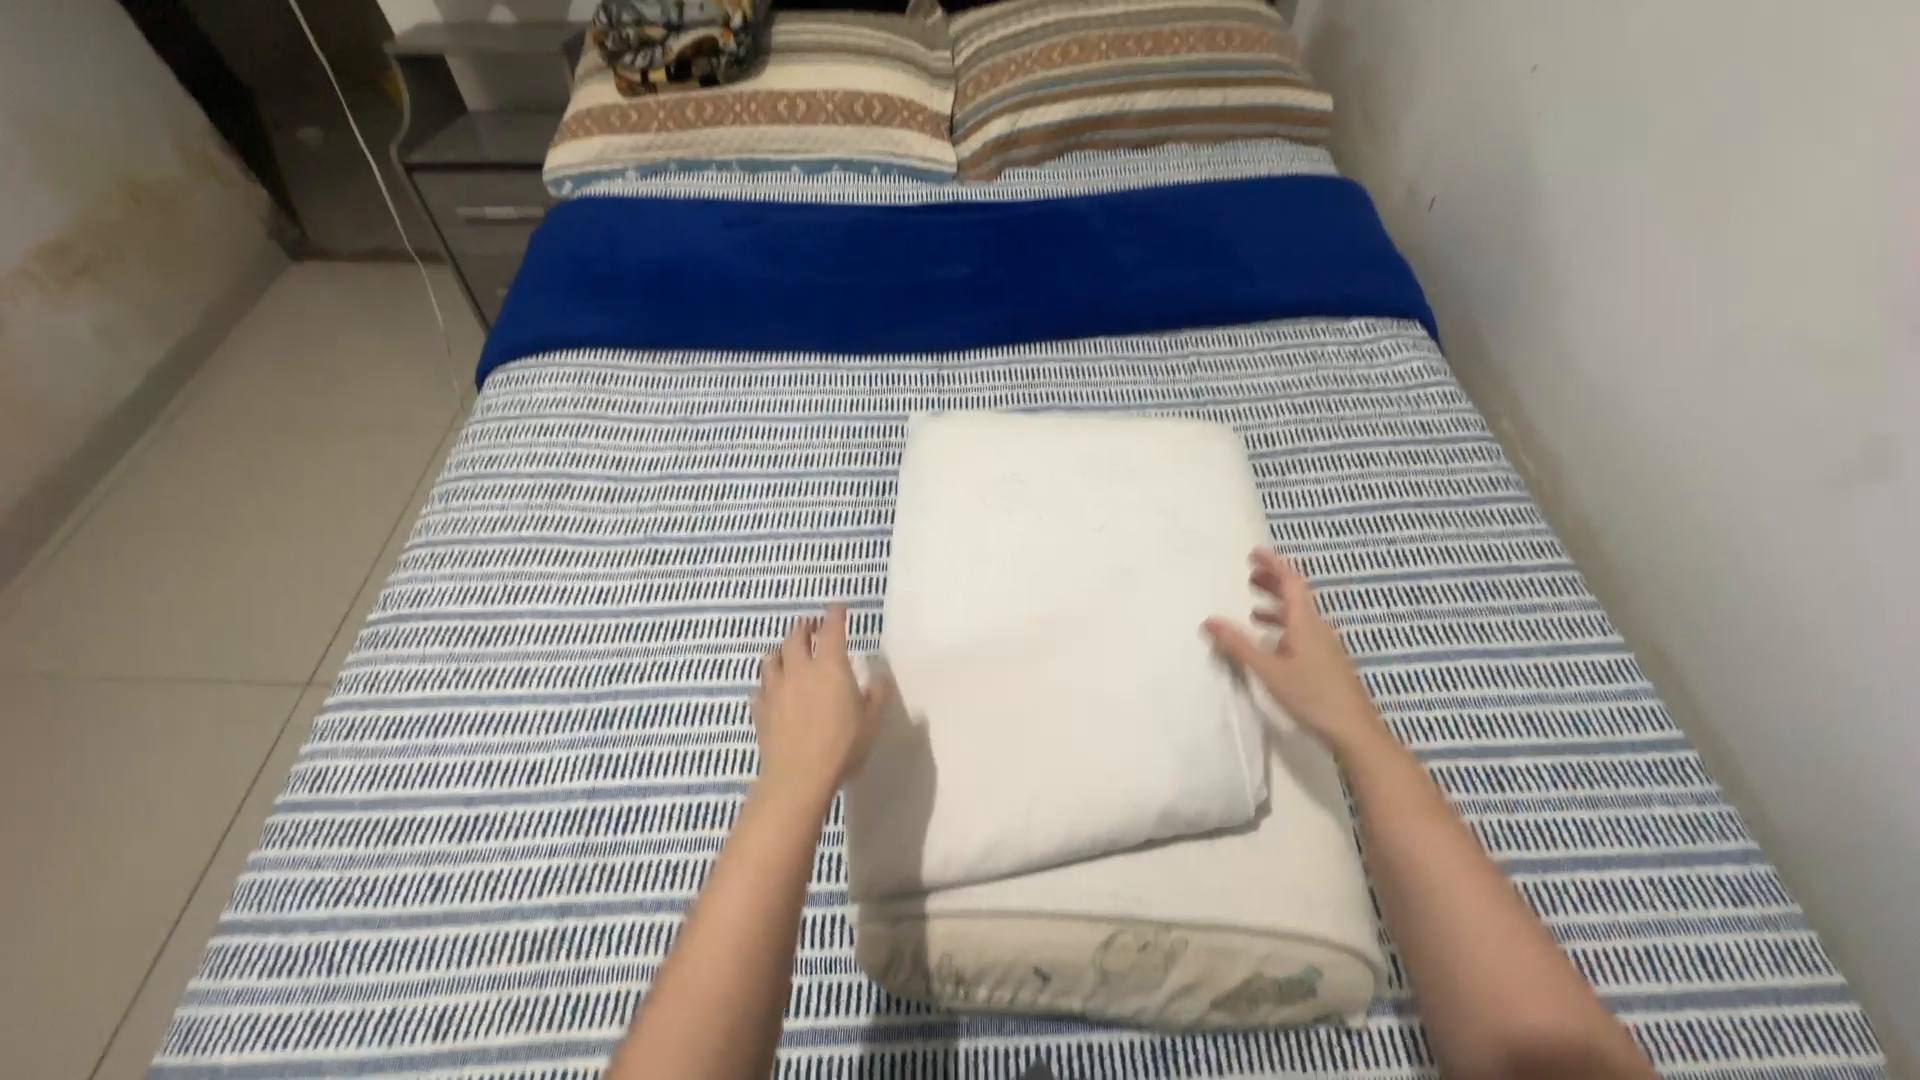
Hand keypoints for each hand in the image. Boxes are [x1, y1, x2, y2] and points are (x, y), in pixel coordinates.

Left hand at [752, 603, 893, 801]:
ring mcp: (775, 689)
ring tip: (786, 652)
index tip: (838, 605)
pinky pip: (760, 687)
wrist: (798, 776)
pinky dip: (767, 682)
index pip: (832, 630)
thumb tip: (880, 678)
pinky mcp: (760, 710)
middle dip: (803, 628)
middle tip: (810, 626)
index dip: (835, 614)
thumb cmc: (842, 746)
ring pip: (772, 659)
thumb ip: (877, 696)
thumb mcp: (871, 721)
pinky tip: (771, 689)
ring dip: (781, 651)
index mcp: (830, 666)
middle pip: (795, 638)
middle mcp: (800, 670)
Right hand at [1203, 547, 1389, 757]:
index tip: (1254, 553)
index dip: (1273, 564)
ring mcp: (1326, 646)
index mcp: (1305, 623)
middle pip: (1296, 596)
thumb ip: (1238, 645)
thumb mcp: (1268, 670)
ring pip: (1300, 616)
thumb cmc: (1311, 695)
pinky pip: (1303, 633)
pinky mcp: (1328, 662)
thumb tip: (1209, 620)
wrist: (1354, 730)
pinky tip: (1273, 645)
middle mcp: (1318, 628)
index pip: (1290, 582)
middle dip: (1273, 583)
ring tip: (1254, 612)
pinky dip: (1284, 627)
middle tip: (1249, 578)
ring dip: (1277, 607)